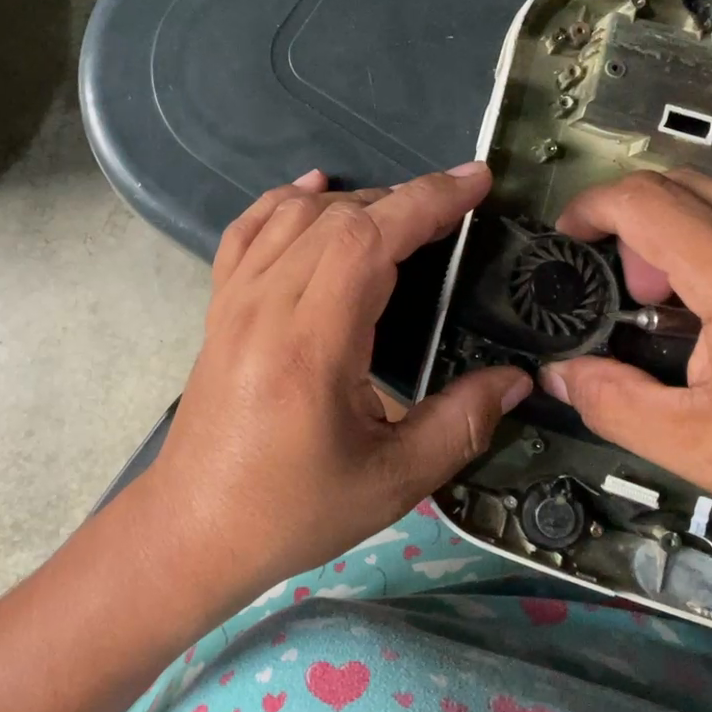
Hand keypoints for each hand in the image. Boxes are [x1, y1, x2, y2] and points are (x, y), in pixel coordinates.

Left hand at [139, 165, 531, 595]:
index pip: (368, 240)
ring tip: (399, 213)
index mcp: (309, 344)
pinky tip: (313, 189)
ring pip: (292, 216)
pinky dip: (283, 200)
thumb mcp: (390, 482)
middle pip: (336, 219)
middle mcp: (265, 305)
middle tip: (453, 211)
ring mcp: (233, 300)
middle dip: (402, 199)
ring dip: (353, 201)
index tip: (474, 183)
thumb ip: (459, 424)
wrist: (194, 528)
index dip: (424, 201)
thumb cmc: (292, 510)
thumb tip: (516, 379)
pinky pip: (246, 231)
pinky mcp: (218, 306)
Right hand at [538, 169, 711, 564]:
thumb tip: (560, 374)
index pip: (646, 201)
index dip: (592, 207)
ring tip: (695, 315)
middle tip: (636, 291)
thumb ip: (612, 403)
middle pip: (689, 184)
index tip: (570, 237)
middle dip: (639, 221)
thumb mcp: (701, 450)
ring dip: (693, 237)